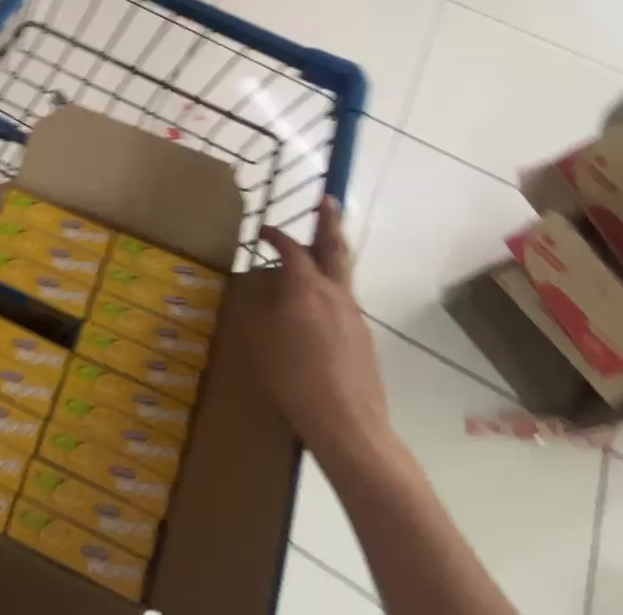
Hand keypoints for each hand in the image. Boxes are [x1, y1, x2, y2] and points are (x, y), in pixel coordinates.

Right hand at [253, 197, 390, 459]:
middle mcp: (335, 294)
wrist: (346, 421)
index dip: (276, 236)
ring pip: (342, 275)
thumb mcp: (260, 338)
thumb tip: (265, 289)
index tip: (262, 230)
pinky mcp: (362, 338)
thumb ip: (261, 307)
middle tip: (327, 200)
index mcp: (306, 289)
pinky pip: (342, 301)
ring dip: (328, 257)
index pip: (291, 249)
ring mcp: (354, 316)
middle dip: (329, 222)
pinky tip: (313, 307)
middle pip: (335, 249)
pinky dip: (328, 289)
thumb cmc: (292, 376)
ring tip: (314, 252)